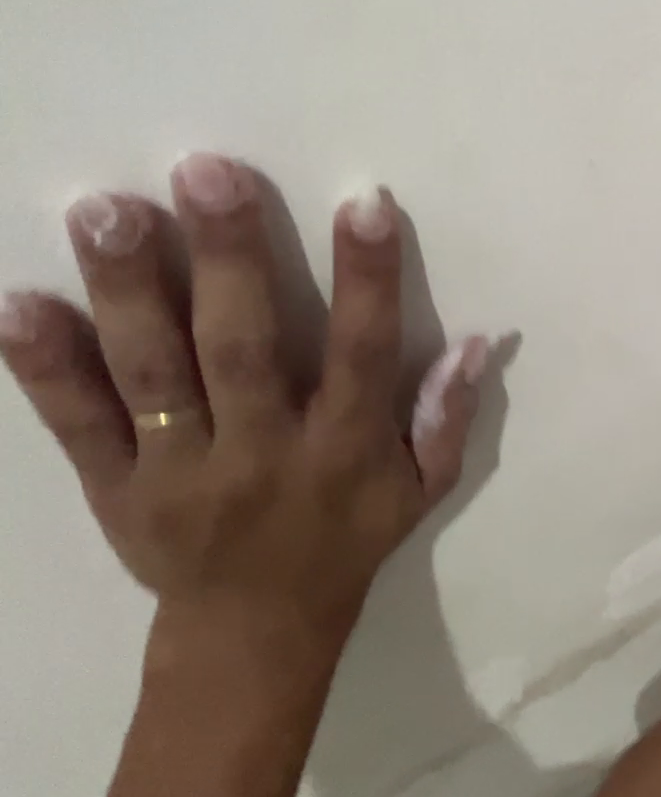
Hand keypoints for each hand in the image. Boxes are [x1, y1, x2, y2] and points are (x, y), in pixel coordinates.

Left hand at [0, 154, 484, 639]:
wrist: (258, 622)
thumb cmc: (356, 536)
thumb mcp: (428, 485)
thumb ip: (448, 414)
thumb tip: (478, 343)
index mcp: (346, 447)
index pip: (362, 352)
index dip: (367, 279)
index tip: (364, 205)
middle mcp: (264, 450)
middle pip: (241, 348)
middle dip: (228, 258)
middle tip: (205, 174)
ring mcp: (179, 468)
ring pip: (151, 372)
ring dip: (129, 289)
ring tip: (105, 210)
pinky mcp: (114, 486)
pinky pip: (76, 423)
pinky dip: (45, 365)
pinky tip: (18, 302)